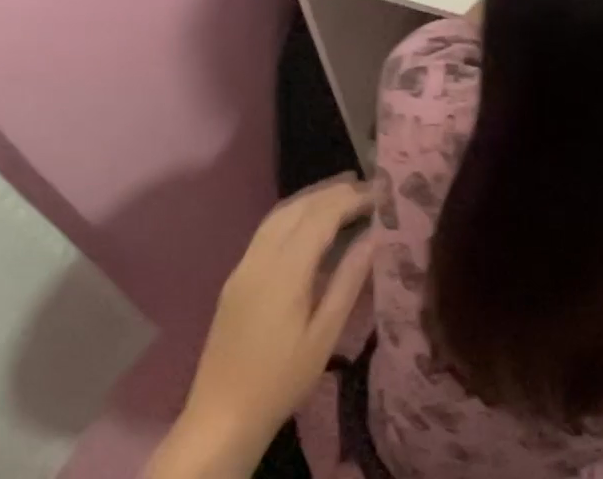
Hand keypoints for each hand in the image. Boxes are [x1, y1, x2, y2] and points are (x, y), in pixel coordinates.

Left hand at [147, 177, 375, 478]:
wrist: (221, 416)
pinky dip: (295, 213)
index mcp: (283, 273)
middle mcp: (258, 260)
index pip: (321, 216)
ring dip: (312, 197)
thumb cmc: (281, 380)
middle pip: (297, 208)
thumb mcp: (325, 335)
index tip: (382, 193)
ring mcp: (243, 267)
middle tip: (370, 187)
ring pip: (278, 215)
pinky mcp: (237, 278)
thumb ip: (349, 280)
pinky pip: (267, 230)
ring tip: (346, 190)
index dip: (352, 198)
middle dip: (334, 191)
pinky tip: (313, 220)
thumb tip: (374, 237)